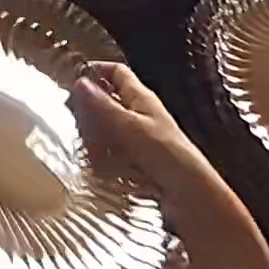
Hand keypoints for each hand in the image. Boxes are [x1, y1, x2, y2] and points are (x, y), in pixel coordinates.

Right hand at [72, 62, 218, 199]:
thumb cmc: (166, 154)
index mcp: (140, 98)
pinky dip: (104, 162)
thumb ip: (103, 106)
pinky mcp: (138, 162)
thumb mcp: (129, 127)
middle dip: (90, 116)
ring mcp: (139, 139)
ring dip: (96, 142)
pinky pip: (112, 155)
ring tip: (93, 155)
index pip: (117, 73)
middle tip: (80, 128)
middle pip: (106, 104)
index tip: (75, 80)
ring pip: (106, 132)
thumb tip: (80, 81)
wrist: (192, 197)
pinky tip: (102, 172)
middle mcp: (139, 114)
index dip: (97, 71)